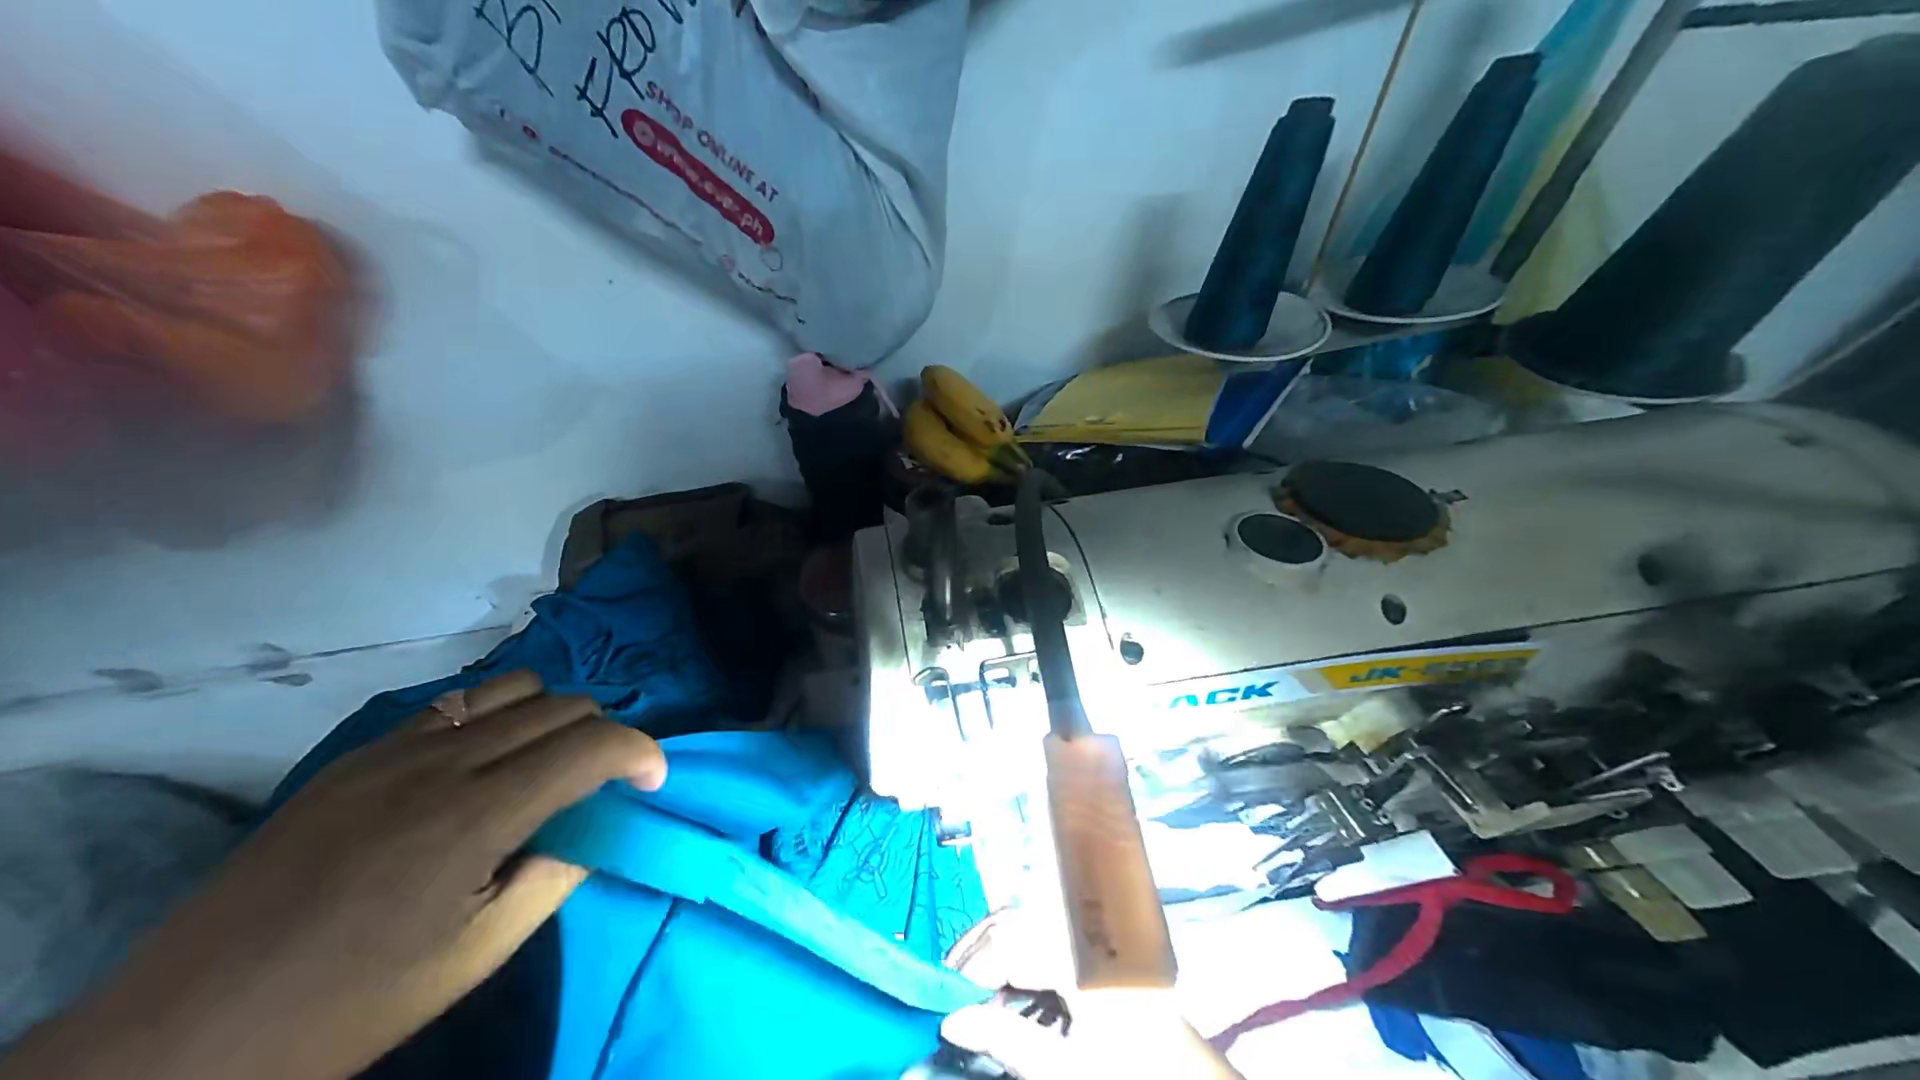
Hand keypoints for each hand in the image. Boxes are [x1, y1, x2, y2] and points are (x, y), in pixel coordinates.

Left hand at [1, 671, 664, 1079]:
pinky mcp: (359, 753)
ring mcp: (394, 748)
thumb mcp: (477, 952)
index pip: (593, 744)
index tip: (654, 781)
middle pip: (563, 706)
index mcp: (476, 816)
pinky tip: (482, 765)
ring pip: (515, 687)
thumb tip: (605, 823)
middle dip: (604, 736)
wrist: (187, 1030)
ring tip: (547, 764)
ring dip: (553, 717)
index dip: (642, 752)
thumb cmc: (353, 1003)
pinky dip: (498, 717)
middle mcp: (442, 761)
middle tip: (603, 785)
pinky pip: (457, 704)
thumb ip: (558, 873)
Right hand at [941, 907, 1245, 1079]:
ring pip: (1035, 924)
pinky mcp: (1109, 950)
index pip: (1008, 942)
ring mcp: (1100, 938)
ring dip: (1001, 950)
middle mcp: (1088, 932)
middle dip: (980, 952)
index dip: (970, 969)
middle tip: (952, 989)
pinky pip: (1055, 936)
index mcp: (1079, 954)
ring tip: (976, 986)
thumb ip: (1004, 1040)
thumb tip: (952, 1021)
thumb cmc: (1128, 1076)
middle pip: (1019, 922)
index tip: (943, 1000)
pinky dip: (1028, 954)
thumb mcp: (1064, 1071)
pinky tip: (1014, 984)